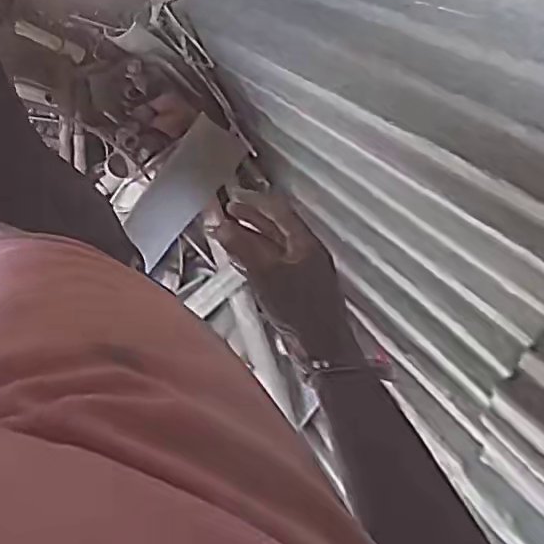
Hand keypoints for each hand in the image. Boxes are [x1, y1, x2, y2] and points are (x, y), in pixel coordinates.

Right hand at [207, 188, 360, 362]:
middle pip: (275, 226)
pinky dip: (253, 254)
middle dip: (250, 217)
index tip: (236, 195)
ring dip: (249, 236)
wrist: (320, 347)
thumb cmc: (302, 310)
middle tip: (228, 210)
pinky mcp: (296, 287)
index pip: (279, 211)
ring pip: (272, 244)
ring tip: (228, 232)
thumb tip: (223, 226)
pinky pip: (271, 261)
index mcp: (305, 244)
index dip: (255, 201)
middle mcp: (307, 254)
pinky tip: (241, 259)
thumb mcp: (263, 271)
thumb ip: (241, 245)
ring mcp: (303, 271)